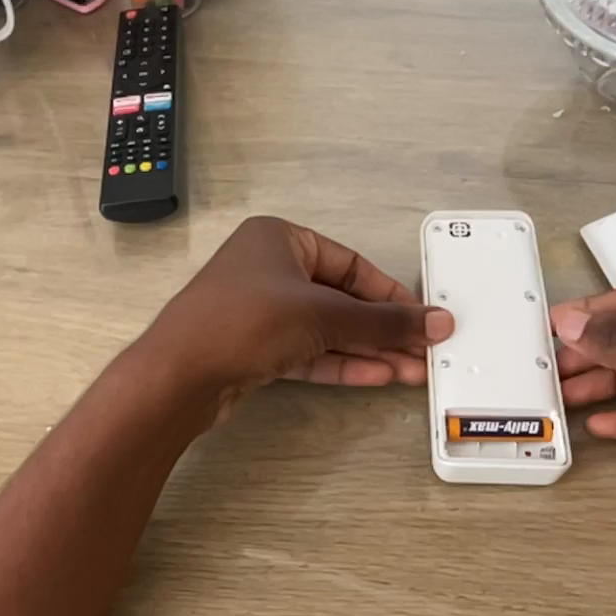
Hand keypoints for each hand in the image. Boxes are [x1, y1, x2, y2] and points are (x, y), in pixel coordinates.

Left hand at [136, 216, 452, 418]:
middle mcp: (270, 271)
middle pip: (341, 300)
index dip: (390, 293)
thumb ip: (383, 321)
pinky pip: (308, 353)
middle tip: (422, 352)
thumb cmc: (243, 322)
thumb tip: (435, 321)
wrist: (180, 376)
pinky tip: (376, 376)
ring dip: (368, 351)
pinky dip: (341, 364)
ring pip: (326, 331)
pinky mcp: (256, 350)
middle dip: (383, 330)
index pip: (351, 264)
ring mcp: (261, 313)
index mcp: (281, 240)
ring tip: (410, 372)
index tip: (422, 317)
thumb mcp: (322, 315)